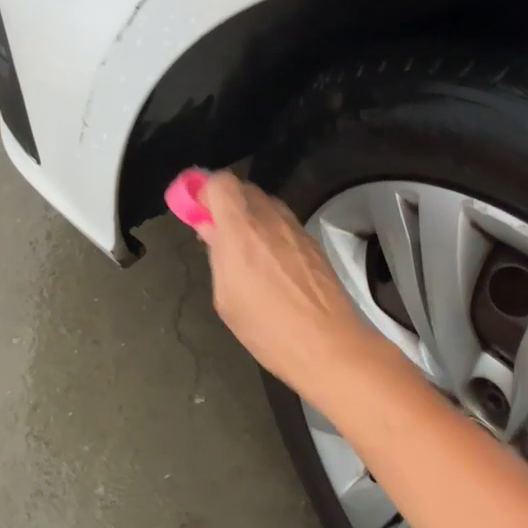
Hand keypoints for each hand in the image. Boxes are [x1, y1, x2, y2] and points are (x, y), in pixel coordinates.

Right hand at [192, 172, 396, 399]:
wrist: (329, 345)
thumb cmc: (267, 328)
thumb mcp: (226, 298)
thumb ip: (217, 256)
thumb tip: (211, 230)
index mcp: (241, 229)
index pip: (220, 182)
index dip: (205, 192)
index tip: (198, 214)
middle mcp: (270, 219)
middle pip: (244, 189)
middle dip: (227, 204)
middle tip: (219, 235)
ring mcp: (296, 229)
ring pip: (267, 205)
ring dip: (251, 218)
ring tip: (247, 254)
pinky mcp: (314, 243)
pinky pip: (284, 224)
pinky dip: (272, 233)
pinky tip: (273, 266)